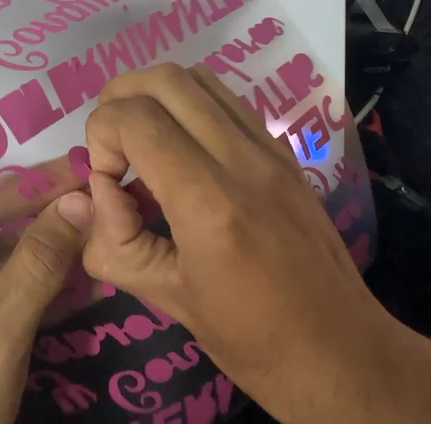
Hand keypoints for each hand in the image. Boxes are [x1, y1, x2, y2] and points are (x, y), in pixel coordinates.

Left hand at [0, 170, 93, 423]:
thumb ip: (39, 260)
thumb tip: (82, 199)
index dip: (37, 184)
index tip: (87, 164)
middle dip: (50, 217)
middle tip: (104, 194)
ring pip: (9, 258)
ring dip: (55, 250)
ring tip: (105, 226)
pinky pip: (12, 290)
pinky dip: (48, 285)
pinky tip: (89, 273)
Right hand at [82, 64, 430, 423]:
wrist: (344, 355)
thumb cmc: (254, 340)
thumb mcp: (170, 300)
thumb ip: (116, 243)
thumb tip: (85, 196)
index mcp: (210, 203)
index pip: (136, 120)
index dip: (100, 137)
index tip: (105, 182)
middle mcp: (242, 159)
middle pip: (165, 79)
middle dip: (120, 100)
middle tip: (113, 148)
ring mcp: (270, 148)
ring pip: (198, 76)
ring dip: (156, 95)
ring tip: (143, 142)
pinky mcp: (284, 150)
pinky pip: (226, 99)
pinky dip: (190, 104)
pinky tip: (182, 150)